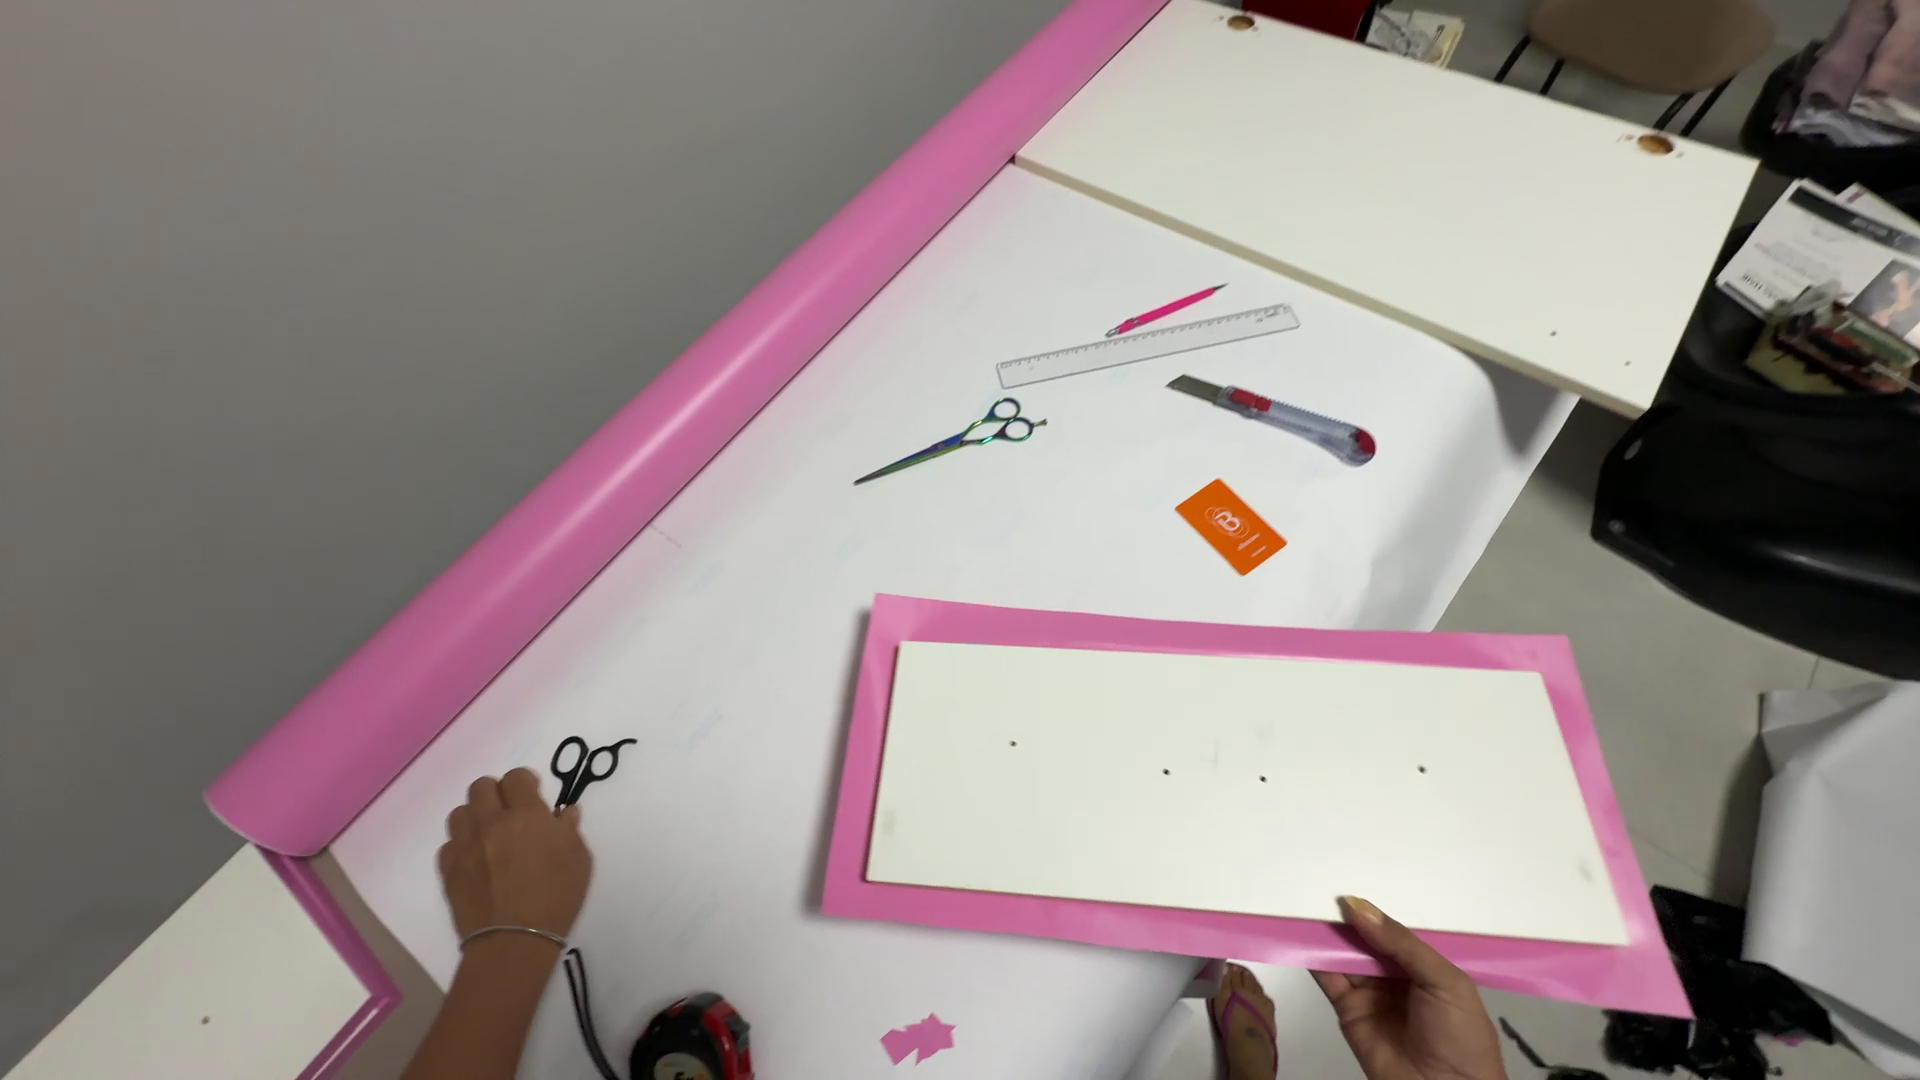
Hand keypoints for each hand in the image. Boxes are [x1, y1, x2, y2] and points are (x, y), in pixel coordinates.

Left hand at [438, 768, 592, 940]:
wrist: (514, 940)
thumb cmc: (556, 896)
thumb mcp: (579, 858)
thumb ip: (569, 830)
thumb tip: (564, 814)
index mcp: (527, 815)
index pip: (516, 777)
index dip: (525, 782)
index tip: (534, 795)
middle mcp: (491, 823)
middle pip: (481, 787)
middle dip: (497, 792)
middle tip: (511, 811)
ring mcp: (465, 847)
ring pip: (460, 812)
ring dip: (476, 816)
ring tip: (490, 833)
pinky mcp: (448, 871)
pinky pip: (449, 844)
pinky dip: (462, 845)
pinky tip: (477, 859)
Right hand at [1312, 896, 1506, 1079]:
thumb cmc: (1459, 1037)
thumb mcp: (1445, 982)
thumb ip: (1400, 943)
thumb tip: (1354, 904)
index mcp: (1426, 967)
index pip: (1396, 930)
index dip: (1376, 909)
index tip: (1350, 879)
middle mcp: (1396, 975)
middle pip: (1366, 937)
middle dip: (1346, 915)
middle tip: (1319, 881)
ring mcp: (1370, 991)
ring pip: (1343, 952)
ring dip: (1325, 931)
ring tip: (1302, 900)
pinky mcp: (1346, 1008)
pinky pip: (1326, 976)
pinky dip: (1310, 955)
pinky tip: (1298, 932)